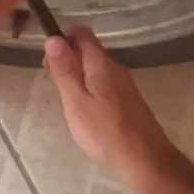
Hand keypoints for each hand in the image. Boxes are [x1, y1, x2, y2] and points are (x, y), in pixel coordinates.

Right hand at [44, 27, 193, 193]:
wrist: (144, 159)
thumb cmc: (105, 132)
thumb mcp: (76, 102)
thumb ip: (64, 70)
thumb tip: (53, 39)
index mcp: (101, 64)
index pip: (82, 34)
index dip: (62, 40)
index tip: (49, 63)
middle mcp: (115, 69)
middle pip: (88, 51)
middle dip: (67, 61)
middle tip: (55, 87)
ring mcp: (125, 85)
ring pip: (95, 69)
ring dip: (77, 77)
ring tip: (68, 103)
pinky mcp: (128, 100)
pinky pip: (104, 84)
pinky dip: (90, 89)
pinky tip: (86, 113)